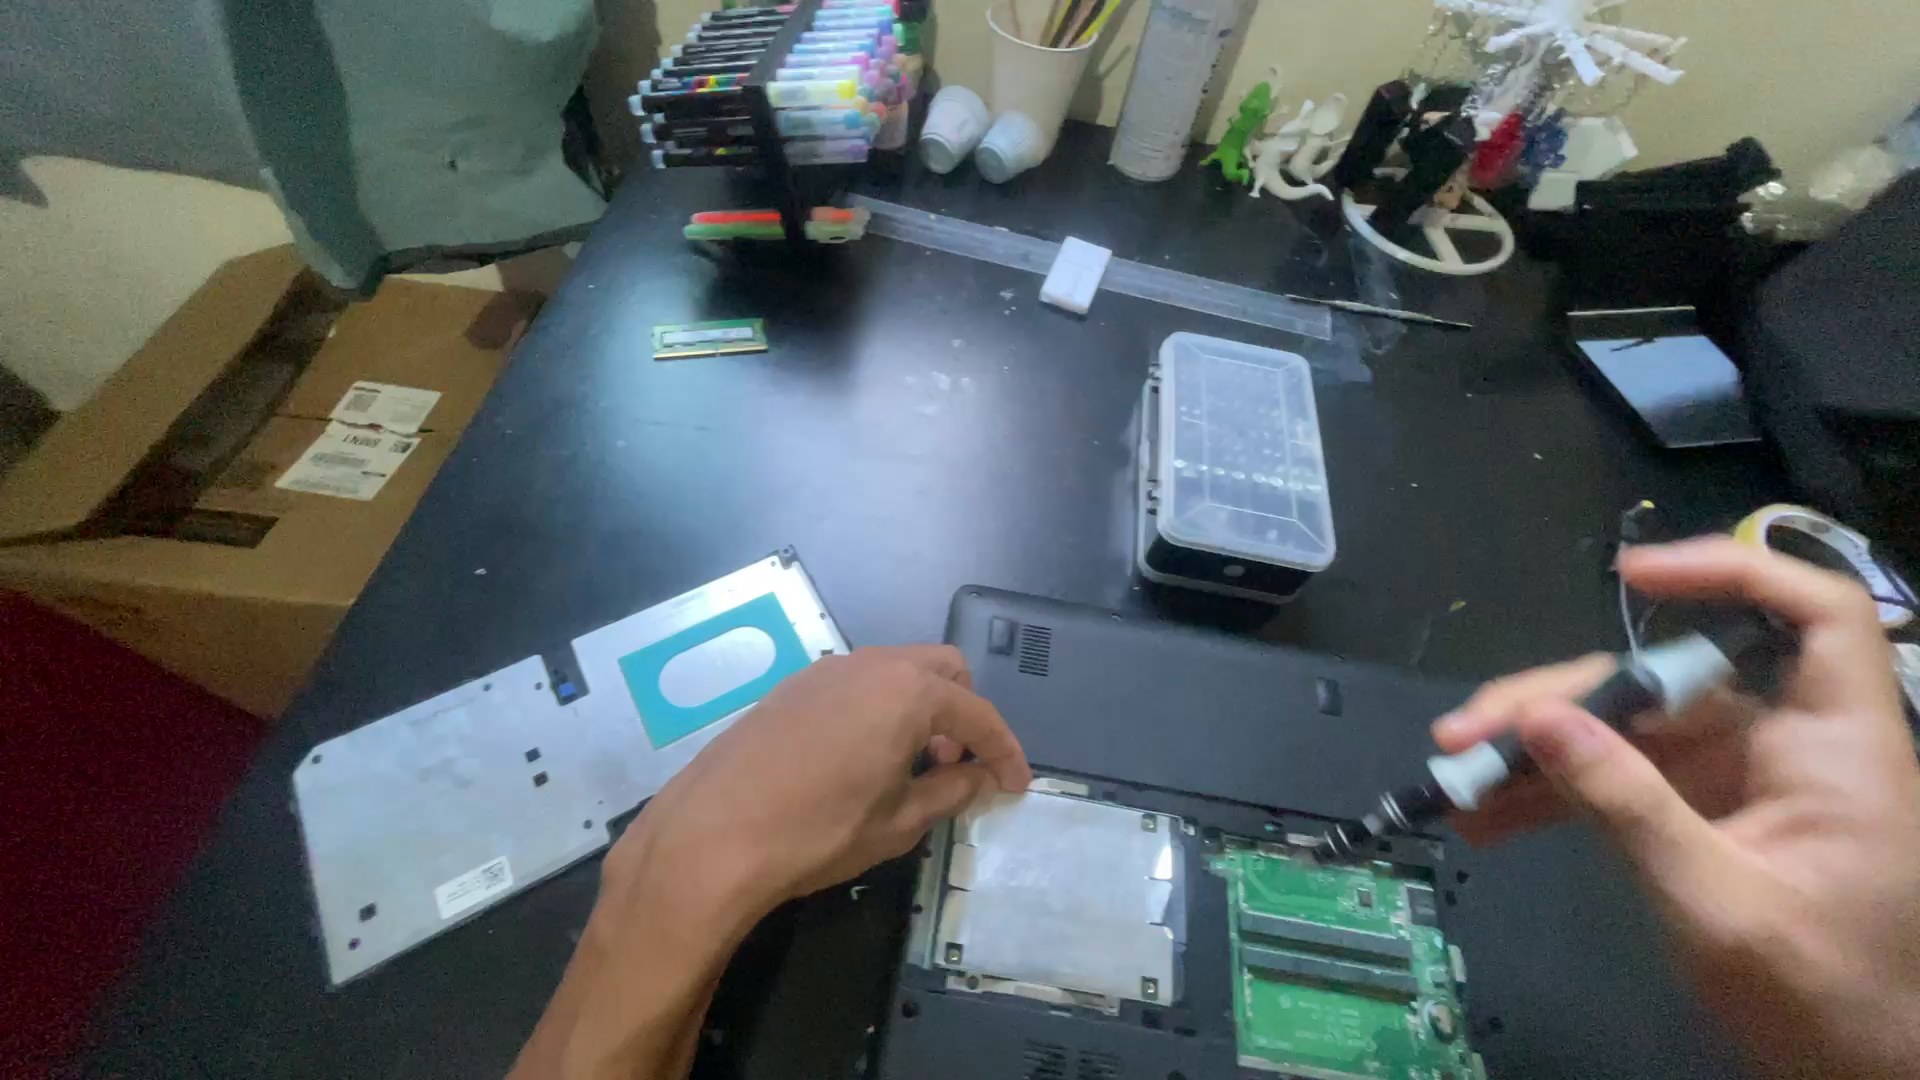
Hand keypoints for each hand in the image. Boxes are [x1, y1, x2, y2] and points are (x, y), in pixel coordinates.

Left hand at [607, 643, 1032, 919]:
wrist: (712, 835)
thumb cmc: (818, 831)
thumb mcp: (899, 821)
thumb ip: (952, 790)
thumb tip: (982, 777)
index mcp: (908, 690)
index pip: (977, 714)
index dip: (1005, 750)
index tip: (1016, 784)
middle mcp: (872, 664)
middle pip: (943, 670)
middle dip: (964, 713)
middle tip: (958, 765)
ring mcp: (828, 669)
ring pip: (898, 671)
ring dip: (922, 708)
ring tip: (911, 765)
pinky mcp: (795, 685)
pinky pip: (859, 683)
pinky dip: (882, 708)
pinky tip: (864, 757)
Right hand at [1432, 537, 1919, 1079]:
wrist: (1853, 1076)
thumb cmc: (1826, 999)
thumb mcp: (1719, 903)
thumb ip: (1629, 806)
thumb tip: (1538, 721)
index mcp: (1830, 750)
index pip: (1811, 621)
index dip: (1730, 575)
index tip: (1628, 576)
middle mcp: (1771, 744)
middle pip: (1649, 682)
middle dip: (1546, 702)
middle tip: (1460, 739)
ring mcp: (1718, 775)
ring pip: (1604, 726)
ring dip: (1520, 751)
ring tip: (1452, 783)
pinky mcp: (1677, 805)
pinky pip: (1594, 776)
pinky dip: (1535, 793)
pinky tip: (1481, 818)